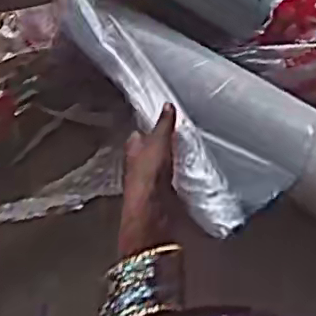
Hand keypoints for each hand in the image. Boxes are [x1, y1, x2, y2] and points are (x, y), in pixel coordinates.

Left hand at [120, 103, 178, 255]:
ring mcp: (146, 182)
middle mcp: (135, 165)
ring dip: (165, 162)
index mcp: (132, 149)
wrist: (151, 210)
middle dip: (158, 146)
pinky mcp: (156, 196)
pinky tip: (182, 174)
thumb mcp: (159, 140)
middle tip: (176, 138)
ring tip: (183, 154)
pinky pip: (164, 181)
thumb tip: (167, 105)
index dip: (147, 129)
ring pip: (155, 167)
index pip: (138, 134)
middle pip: (146, 152)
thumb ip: (164, 123)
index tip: (161, 123)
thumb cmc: (149, 171)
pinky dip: (172, 176)